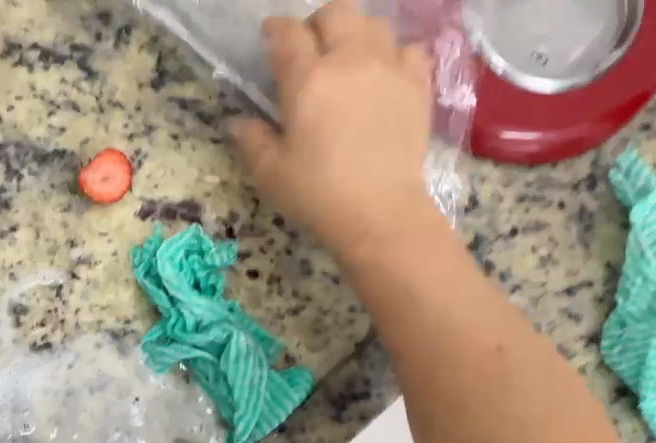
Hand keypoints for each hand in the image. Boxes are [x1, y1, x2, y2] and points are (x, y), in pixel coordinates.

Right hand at [228, 0, 437, 260]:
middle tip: (308, 48)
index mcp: (307, 80)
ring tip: (345, 62)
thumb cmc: (316, 193)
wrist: (378, 210)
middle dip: (317, 23)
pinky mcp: (417, 83)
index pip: (288, 35)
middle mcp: (350, 60)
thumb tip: (238, 122)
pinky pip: (407, 48)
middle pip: (336, 12)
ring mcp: (389, 66)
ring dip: (354, 35)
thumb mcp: (271, 173)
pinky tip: (382, 77)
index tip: (268, 37)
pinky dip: (392, 55)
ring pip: (372, 24)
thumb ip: (252, 140)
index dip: (275, 31)